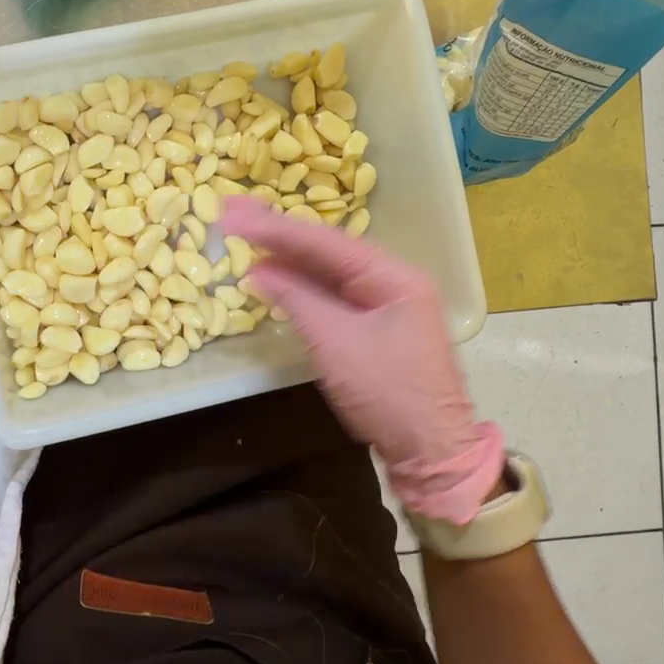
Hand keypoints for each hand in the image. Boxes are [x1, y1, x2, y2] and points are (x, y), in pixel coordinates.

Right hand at [221, 195, 502, 523]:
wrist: (432, 451)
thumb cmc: (388, 393)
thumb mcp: (335, 343)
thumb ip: (296, 299)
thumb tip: (258, 270)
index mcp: (393, 276)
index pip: (325, 242)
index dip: (276, 228)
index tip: (235, 215)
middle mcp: (391, 281)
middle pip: (325, 250)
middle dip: (277, 233)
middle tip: (231, 212)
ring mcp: (382, 305)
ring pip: (326, 271)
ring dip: (284, 256)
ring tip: (242, 234)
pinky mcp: (372, 328)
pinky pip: (329, 295)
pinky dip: (298, 285)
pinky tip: (270, 274)